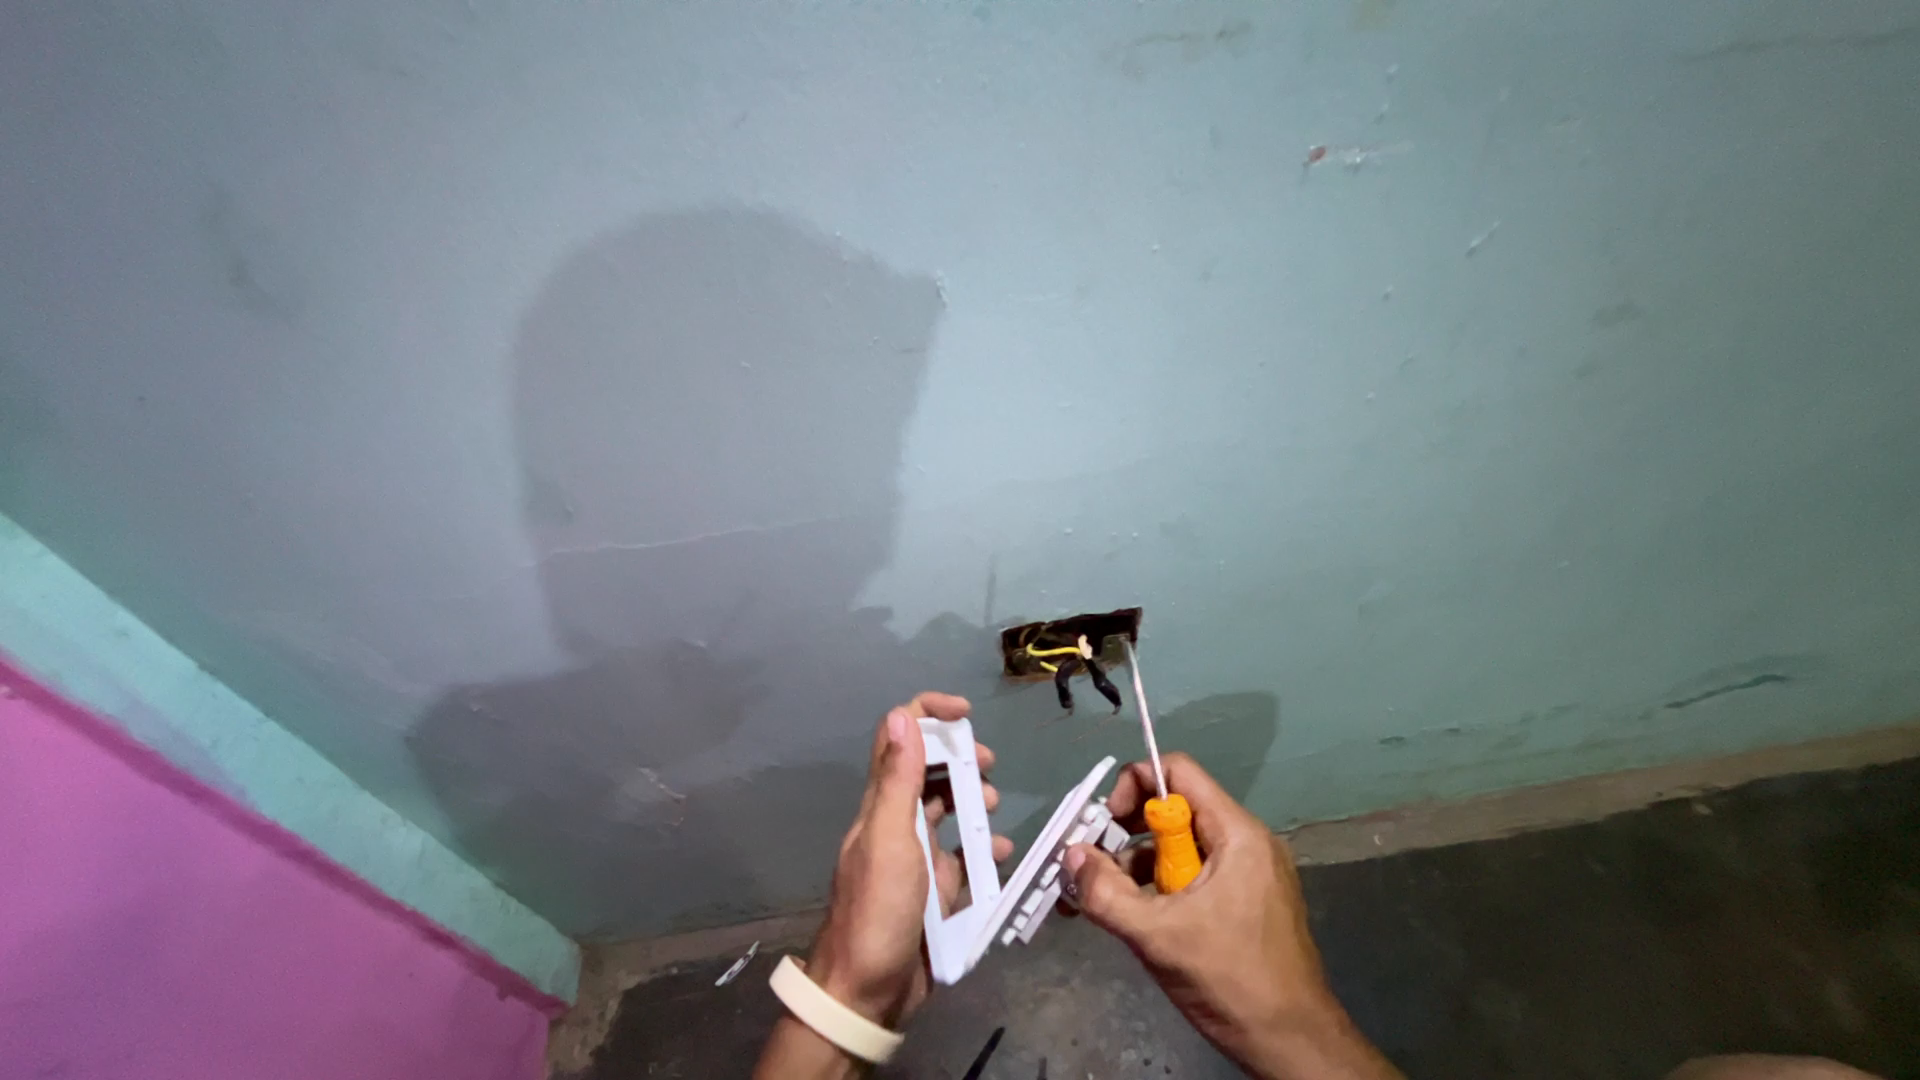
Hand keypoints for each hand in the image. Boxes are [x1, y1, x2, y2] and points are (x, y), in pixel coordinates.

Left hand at [802, 692, 1012, 1026]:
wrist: (866, 992)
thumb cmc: (878, 910)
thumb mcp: (890, 840)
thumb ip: (897, 780)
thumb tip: (902, 715)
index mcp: (883, 803)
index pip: (899, 737)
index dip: (928, 714)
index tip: (966, 713)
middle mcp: (898, 821)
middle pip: (929, 769)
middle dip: (960, 757)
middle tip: (988, 766)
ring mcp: (917, 855)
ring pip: (950, 808)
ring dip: (975, 798)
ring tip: (993, 810)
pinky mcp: (935, 888)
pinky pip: (965, 857)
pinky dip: (985, 849)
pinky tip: (1002, 856)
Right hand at [1064, 753, 1400, 1079]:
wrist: (1295, 1048)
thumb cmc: (1232, 981)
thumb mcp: (1158, 936)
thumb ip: (1107, 893)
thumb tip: (1071, 855)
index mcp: (1235, 833)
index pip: (1177, 772)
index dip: (1135, 786)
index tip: (1106, 824)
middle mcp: (1244, 841)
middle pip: (1174, 808)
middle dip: (1127, 831)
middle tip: (1096, 863)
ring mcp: (1247, 872)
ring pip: (1179, 845)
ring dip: (1138, 864)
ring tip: (1107, 899)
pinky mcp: (1244, 900)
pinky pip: (1192, 873)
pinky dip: (1160, 886)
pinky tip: (1135, 917)